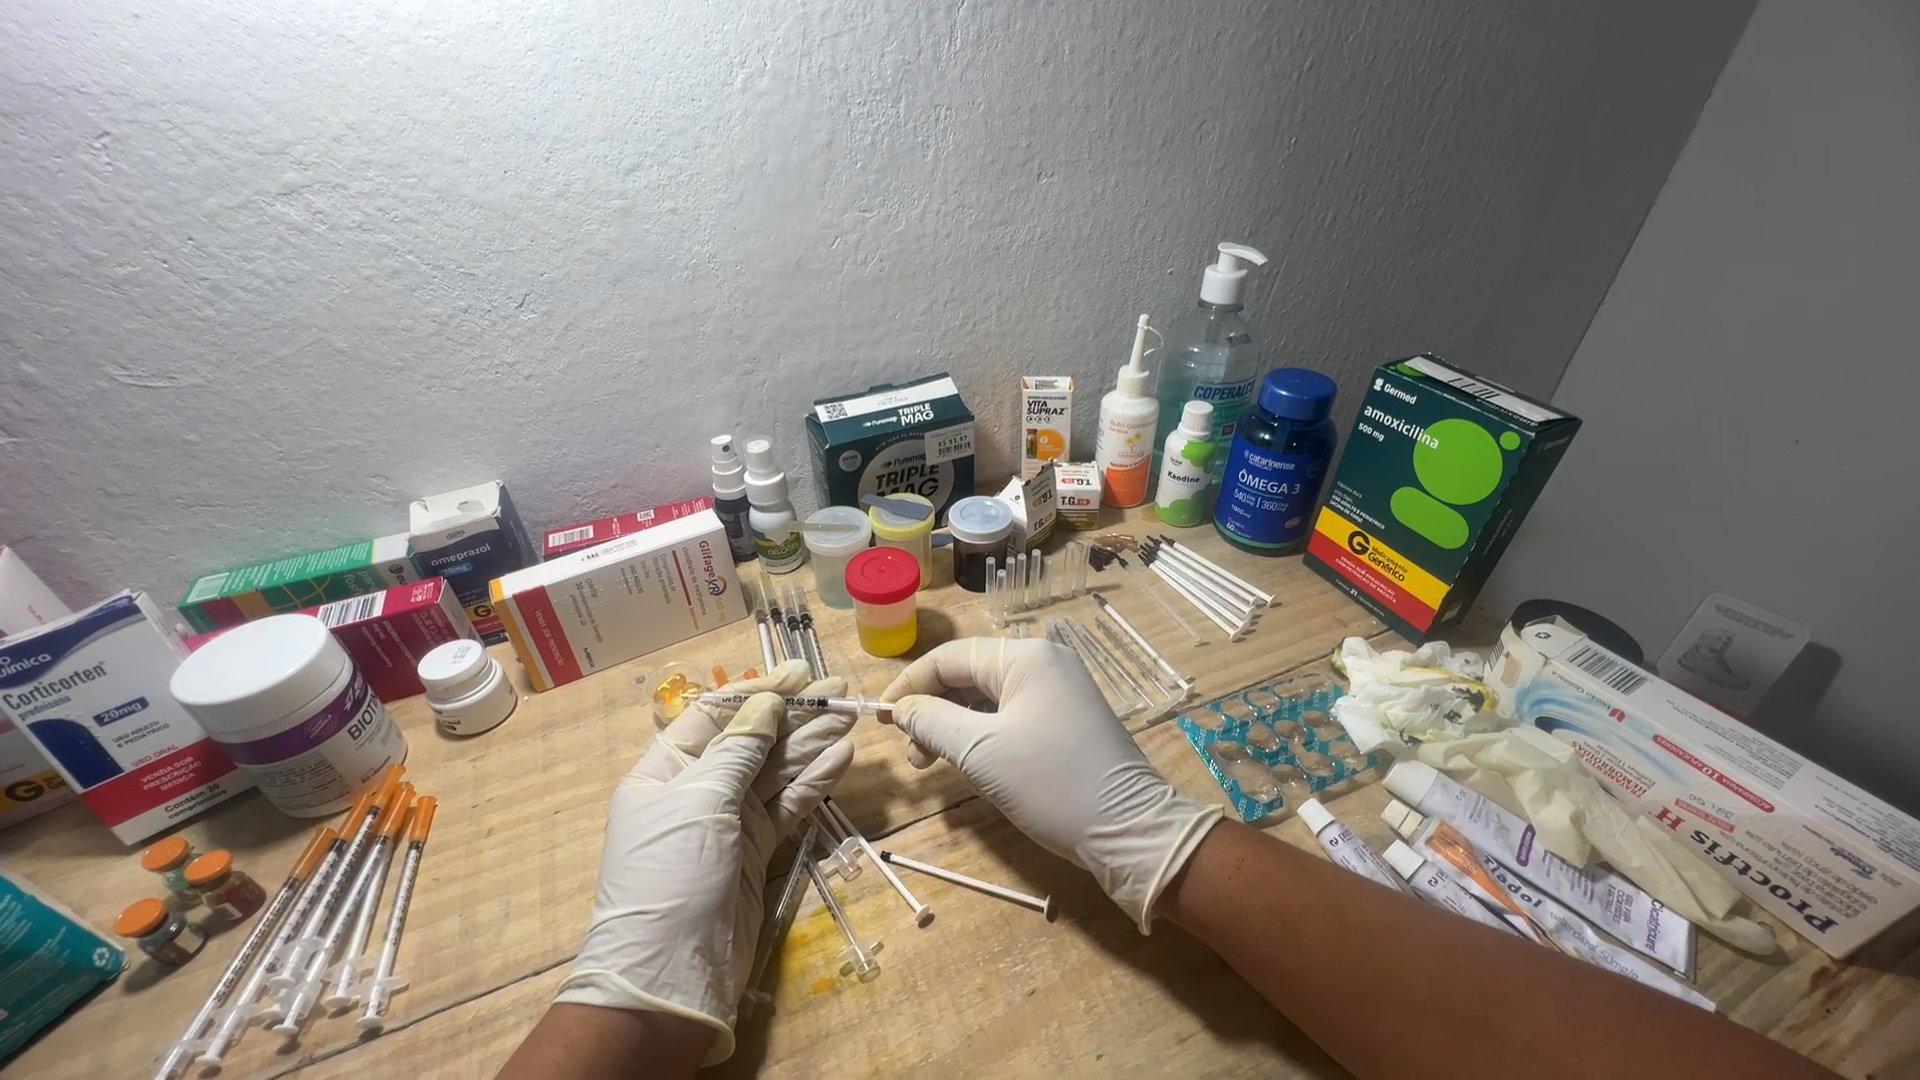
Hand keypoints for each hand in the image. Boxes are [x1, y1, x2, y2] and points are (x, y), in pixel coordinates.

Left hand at [555, 661, 853, 1064]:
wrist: (672, 975)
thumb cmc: (673, 874)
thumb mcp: (701, 800)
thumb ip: (738, 749)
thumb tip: (766, 703)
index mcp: (666, 770)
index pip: (717, 715)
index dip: (759, 691)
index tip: (800, 673)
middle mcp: (699, 788)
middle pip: (754, 739)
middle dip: (796, 713)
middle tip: (841, 688)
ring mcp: (730, 819)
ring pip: (777, 770)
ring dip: (812, 742)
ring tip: (850, 716)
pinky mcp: (757, 846)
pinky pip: (789, 803)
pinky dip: (814, 781)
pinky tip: (842, 757)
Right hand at [881, 638, 1222, 931]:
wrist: (1132, 832)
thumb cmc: (1052, 784)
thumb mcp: (981, 752)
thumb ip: (932, 721)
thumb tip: (900, 707)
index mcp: (1025, 657)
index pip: (950, 657)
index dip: (909, 684)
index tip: (879, 717)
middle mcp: (1044, 663)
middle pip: (969, 676)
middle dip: (933, 710)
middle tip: (912, 755)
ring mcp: (1059, 691)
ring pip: (988, 699)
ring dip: (955, 727)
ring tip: (932, 764)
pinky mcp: (1066, 720)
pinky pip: (1011, 716)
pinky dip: (982, 736)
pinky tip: (969, 763)